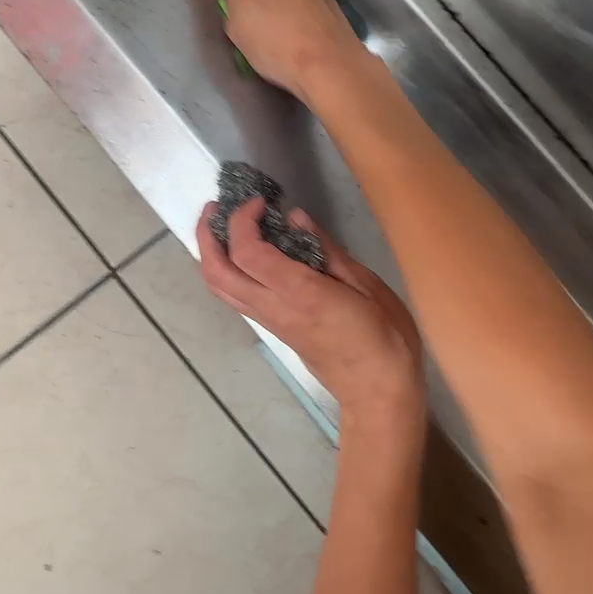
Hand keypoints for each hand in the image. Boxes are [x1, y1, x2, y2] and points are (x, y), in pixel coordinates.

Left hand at [196, 197, 424, 433]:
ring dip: (210, 253)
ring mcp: (268, 320)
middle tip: (216, 207)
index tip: (260, 201)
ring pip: (219, 287)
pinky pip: (235, 296)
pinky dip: (227, 269)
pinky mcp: (272, 328)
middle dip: (207, 235)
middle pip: (217, 272)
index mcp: (298, 293)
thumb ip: (328, 249)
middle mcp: (273, 307)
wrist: (377, 392)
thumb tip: (296, 216)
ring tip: (221, 226)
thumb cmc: (384, 336)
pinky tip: (243, 253)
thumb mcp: (366, 284)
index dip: (242, 220)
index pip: (247, 252)